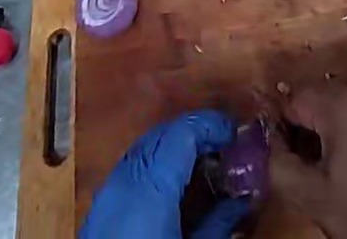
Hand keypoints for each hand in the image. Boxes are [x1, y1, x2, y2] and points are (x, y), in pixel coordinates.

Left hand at [81, 109, 252, 238]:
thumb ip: (221, 222)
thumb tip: (244, 197)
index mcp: (151, 185)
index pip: (183, 131)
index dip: (212, 124)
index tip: (237, 132)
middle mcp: (126, 178)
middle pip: (164, 135)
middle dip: (196, 135)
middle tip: (227, 148)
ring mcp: (110, 191)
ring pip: (147, 149)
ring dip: (177, 150)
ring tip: (207, 165)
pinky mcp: (102, 208)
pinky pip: (134, 170)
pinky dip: (158, 167)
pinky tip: (178, 188)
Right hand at [270, 86, 346, 238]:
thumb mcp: (315, 198)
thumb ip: (280, 166)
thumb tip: (265, 145)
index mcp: (341, 104)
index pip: (293, 98)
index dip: (280, 125)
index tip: (278, 154)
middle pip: (316, 99)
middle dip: (302, 128)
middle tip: (301, 167)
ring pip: (337, 108)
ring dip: (323, 132)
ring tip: (325, 172)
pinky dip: (346, 134)